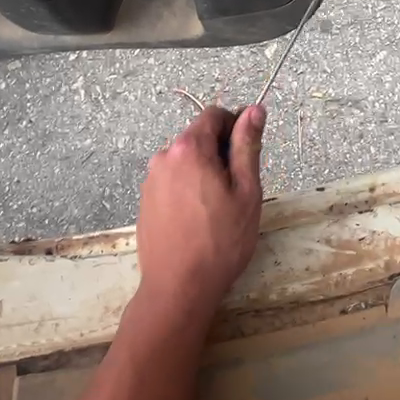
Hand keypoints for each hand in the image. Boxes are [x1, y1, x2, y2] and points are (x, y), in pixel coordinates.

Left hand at [135, 104, 265, 316]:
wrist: (178, 290)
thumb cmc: (221, 241)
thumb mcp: (246, 191)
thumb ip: (248, 145)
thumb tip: (255, 110)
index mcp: (189, 149)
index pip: (214, 115)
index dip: (236, 126)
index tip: (248, 153)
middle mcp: (164, 157)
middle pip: (199, 137)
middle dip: (221, 152)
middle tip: (238, 187)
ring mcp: (151, 181)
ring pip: (186, 161)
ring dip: (205, 171)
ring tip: (219, 207)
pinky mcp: (145, 202)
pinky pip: (173, 181)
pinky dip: (189, 188)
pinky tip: (199, 219)